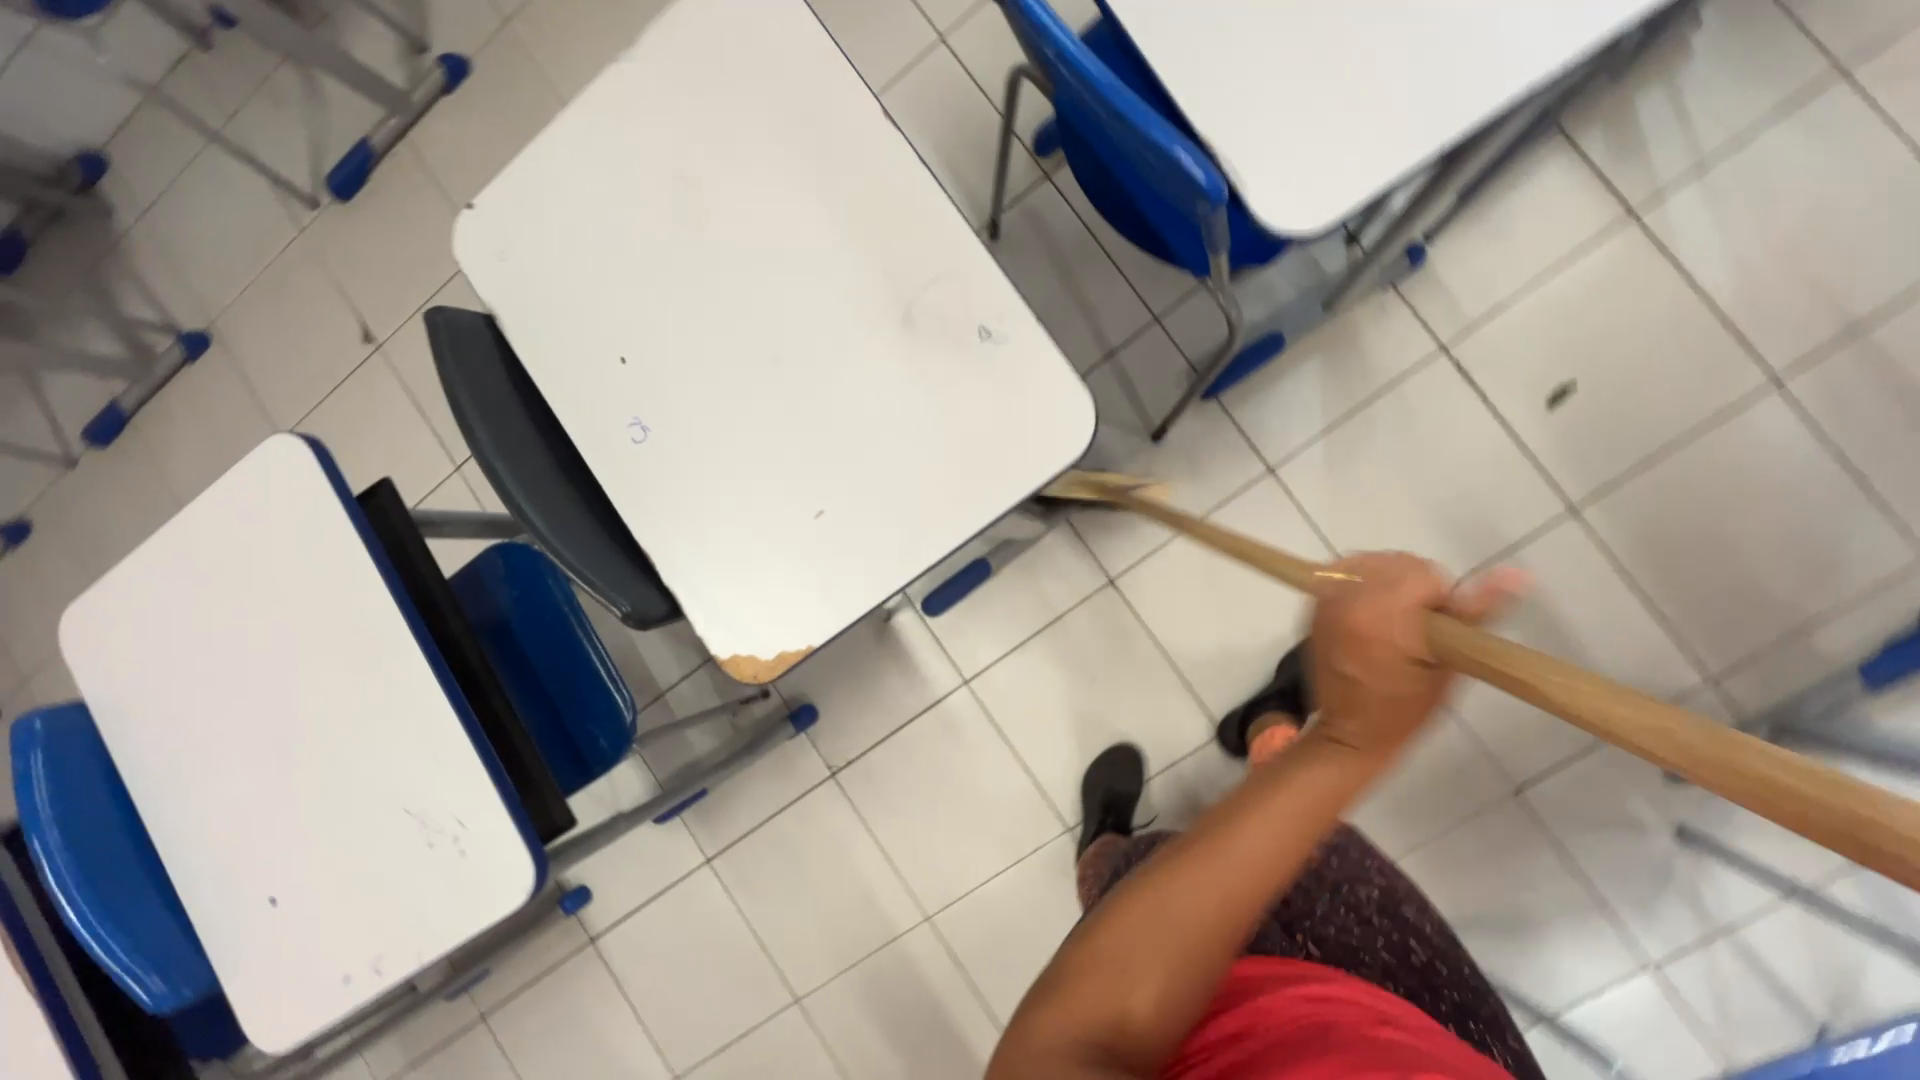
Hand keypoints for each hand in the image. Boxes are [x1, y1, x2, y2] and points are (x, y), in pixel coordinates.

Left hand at [1306, 553, 1525, 761]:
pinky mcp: (1314, 604)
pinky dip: (1365, 579)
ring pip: (1374, 561)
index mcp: (1382, 616)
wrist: (1349, 730)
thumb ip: (1476, 614)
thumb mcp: (1449, 666)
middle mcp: (1348, 600)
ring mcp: (1326, 600)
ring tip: (1398, 617)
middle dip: (1419, 587)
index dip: (1443, 598)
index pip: (1426, 574)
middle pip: (1400, 563)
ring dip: (1392, 581)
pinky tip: (1375, 606)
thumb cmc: (1406, 709)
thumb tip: (1518, 574)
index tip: (1442, 627)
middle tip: (1421, 624)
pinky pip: (1346, 569)